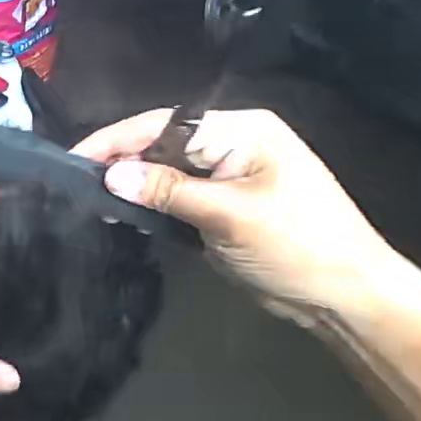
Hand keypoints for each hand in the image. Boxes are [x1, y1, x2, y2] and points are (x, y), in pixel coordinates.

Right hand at [73, 109, 413, 323]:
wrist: (345, 295)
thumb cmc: (297, 246)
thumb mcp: (230, 217)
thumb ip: (169, 192)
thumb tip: (111, 174)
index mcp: (242, 130)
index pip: (166, 124)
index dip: (118, 139)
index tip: (76, 157)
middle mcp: (232, 143)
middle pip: (164, 144)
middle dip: (123, 160)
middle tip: (77, 182)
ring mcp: (228, 175)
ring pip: (168, 170)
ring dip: (136, 183)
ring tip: (92, 196)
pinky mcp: (223, 205)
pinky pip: (179, 195)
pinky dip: (154, 204)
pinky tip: (126, 212)